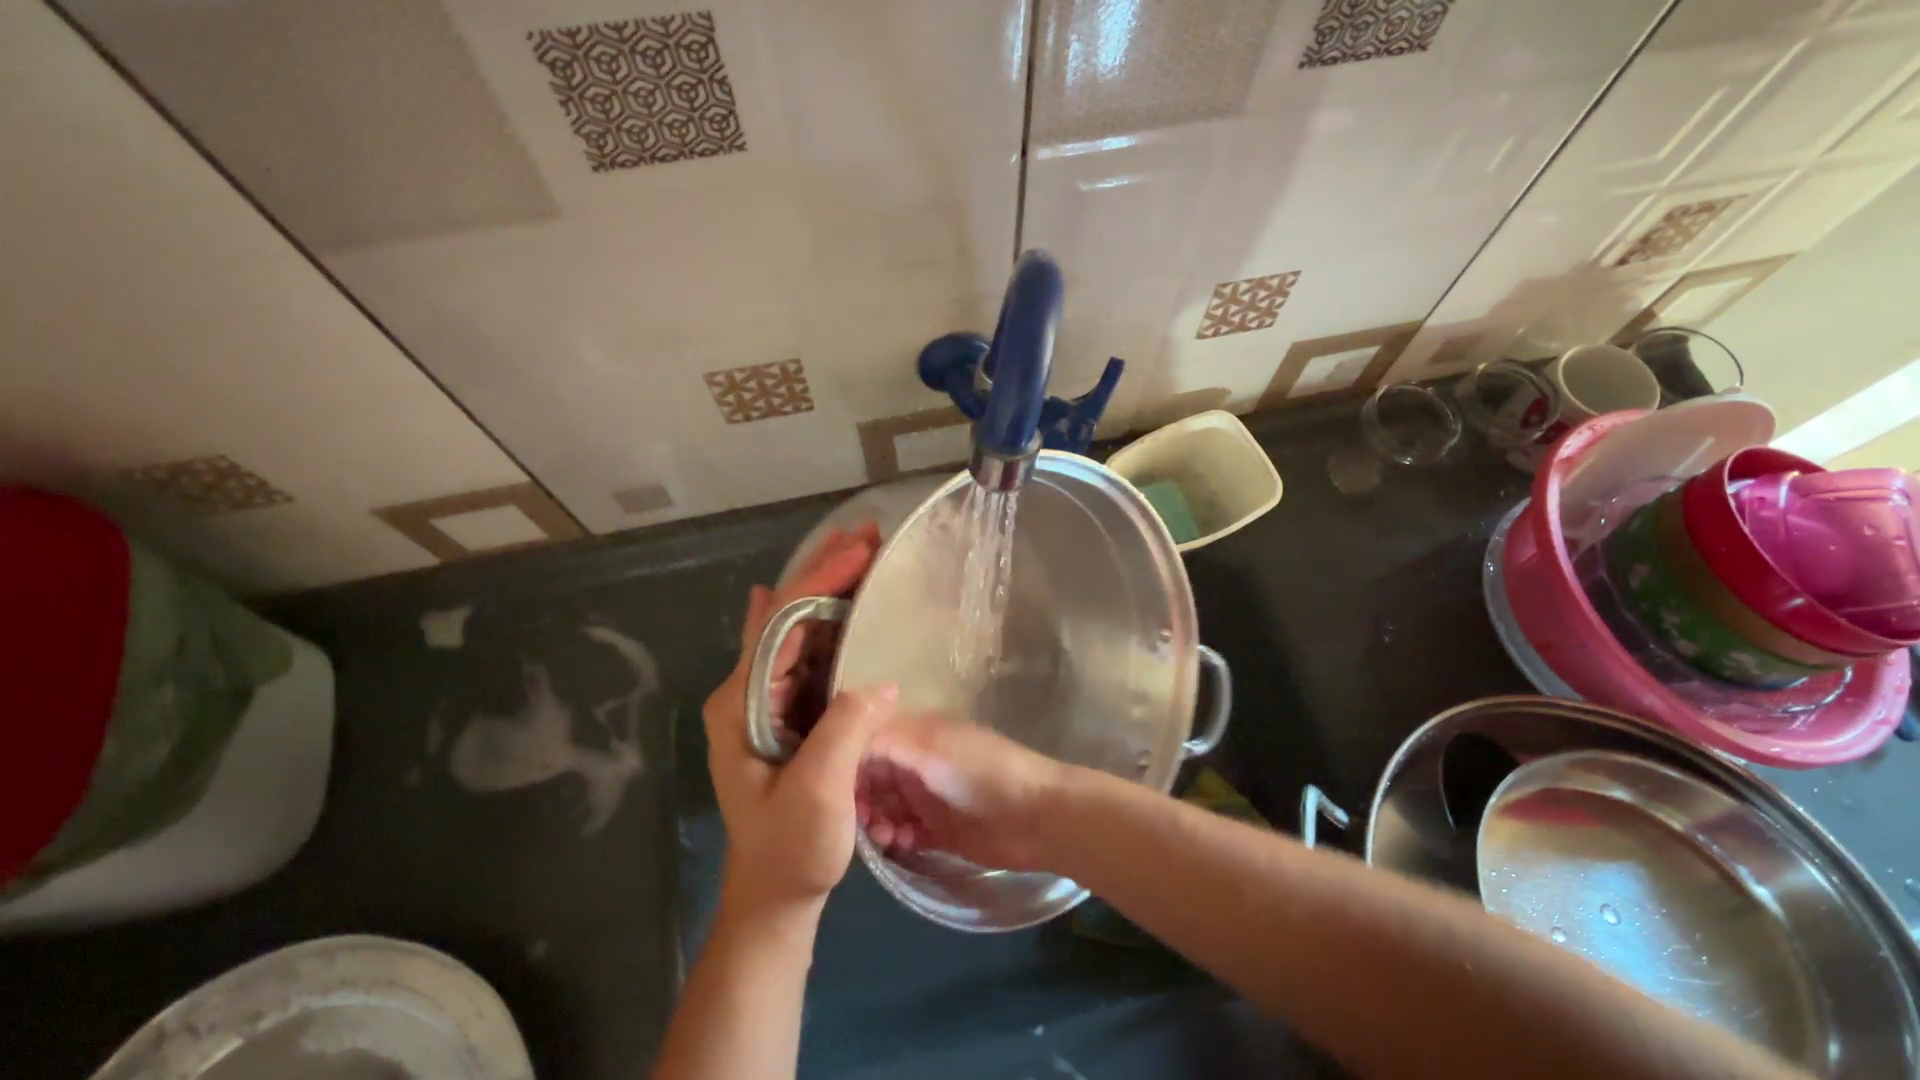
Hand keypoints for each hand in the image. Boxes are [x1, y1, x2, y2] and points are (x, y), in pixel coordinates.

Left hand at [703, 524, 894, 914]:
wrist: (775, 896)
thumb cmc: (790, 849)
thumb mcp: (818, 794)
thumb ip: (844, 731)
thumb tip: (879, 678)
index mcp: (742, 704)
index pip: (781, 625)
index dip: (820, 582)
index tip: (862, 550)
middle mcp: (747, 693)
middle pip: (786, 618)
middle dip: (824, 572)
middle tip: (867, 534)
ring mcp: (766, 705)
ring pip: (799, 633)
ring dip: (831, 592)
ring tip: (865, 555)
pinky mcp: (789, 719)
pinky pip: (810, 658)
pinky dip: (834, 625)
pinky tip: (842, 601)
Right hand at [857, 712, 1068, 872]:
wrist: (1036, 817)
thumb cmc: (981, 773)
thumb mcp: (928, 747)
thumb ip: (883, 740)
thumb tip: (840, 735)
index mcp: (917, 734)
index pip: (866, 742)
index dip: (847, 762)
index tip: (831, 786)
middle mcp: (919, 763)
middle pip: (872, 778)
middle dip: (859, 797)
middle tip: (858, 818)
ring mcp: (929, 798)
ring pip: (884, 808)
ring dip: (876, 821)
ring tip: (884, 835)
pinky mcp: (939, 832)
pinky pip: (903, 834)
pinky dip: (896, 839)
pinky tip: (901, 844)